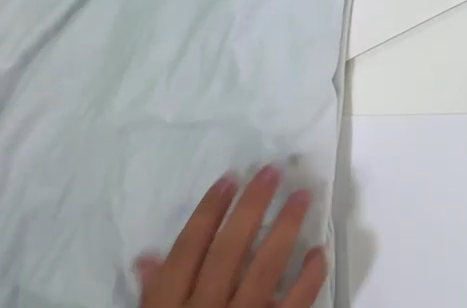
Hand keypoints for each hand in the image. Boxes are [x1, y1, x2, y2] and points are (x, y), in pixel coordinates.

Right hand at [136, 165, 326, 307]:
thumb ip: (152, 296)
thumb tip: (147, 258)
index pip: (185, 254)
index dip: (207, 214)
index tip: (229, 179)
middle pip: (227, 251)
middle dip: (250, 208)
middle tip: (272, 171)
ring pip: (264, 269)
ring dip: (286, 228)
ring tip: (302, 196)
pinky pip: (295, 303)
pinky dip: (310, 276)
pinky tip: (319, 251)